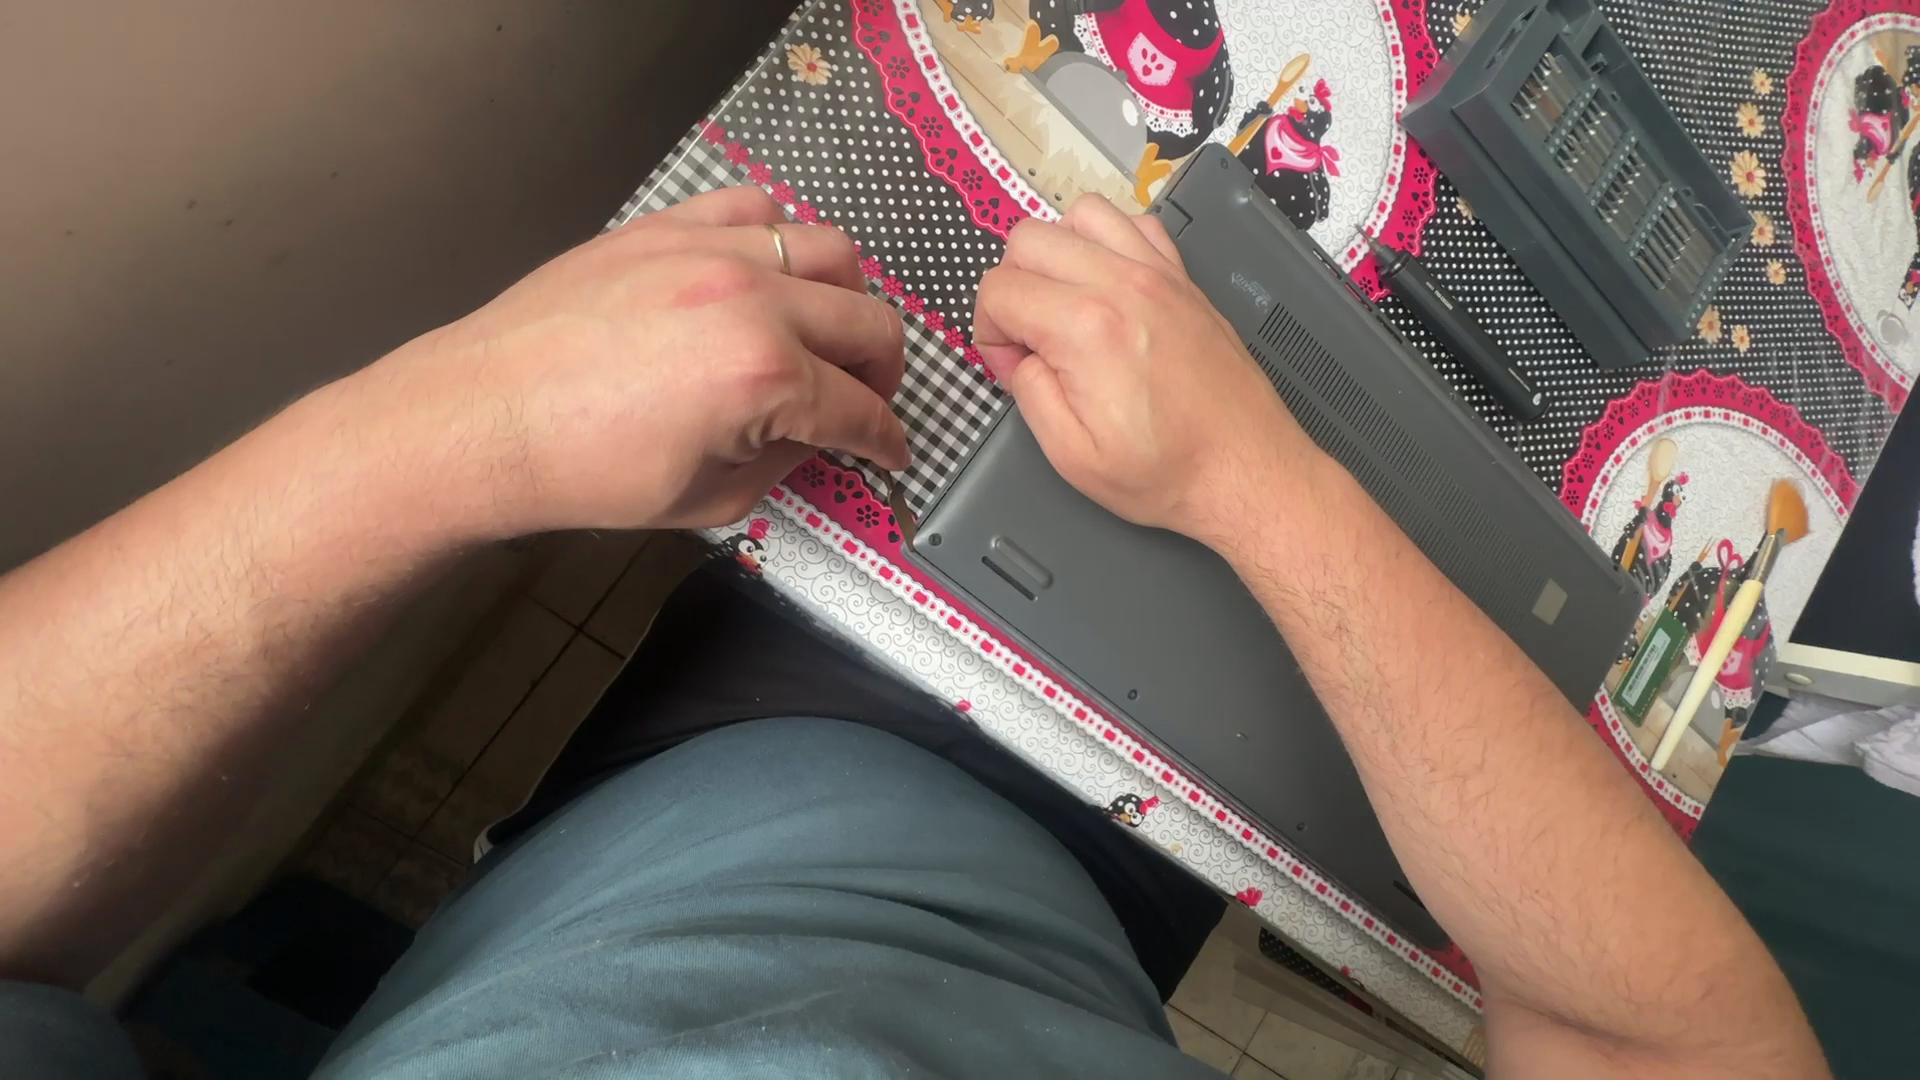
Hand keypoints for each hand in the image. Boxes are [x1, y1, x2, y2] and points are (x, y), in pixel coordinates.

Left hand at [354, 186, 907, 536]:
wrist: (483, 421)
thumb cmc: (594, 474)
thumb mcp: (715, 497)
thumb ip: (790, 458)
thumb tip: (822, 434)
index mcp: (766, 378)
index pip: (864, 411)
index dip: (888, 441)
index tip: (892, 453)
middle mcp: (753, 300)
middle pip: (872, 324)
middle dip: (887, 374)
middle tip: (868, 400)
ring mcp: (709, 249)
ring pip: (834, 250)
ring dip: (848, 301)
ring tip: (825, 335)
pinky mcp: (667, 226)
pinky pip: (758, 209)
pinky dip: (783, 245)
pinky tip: (766, 282)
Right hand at [971, 195, 1316, 544]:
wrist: (1243, 470)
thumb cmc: (1167, 471)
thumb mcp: (1071, 455)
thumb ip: (1028, 392)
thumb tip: (1018, 355)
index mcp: (1087, 330)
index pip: (999, 290)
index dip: (989, 333)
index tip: (1012, 367)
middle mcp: (1122, 286)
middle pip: (1028, 239)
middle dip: (1011, 289)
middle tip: (1029, 341)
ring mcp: (1159, 275)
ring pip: (1078, 215)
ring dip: (1054, 255)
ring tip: (1061, 306)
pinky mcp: (1183, 280)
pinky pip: (1133, 223)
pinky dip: (1106, 242)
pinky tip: (1105, 287)